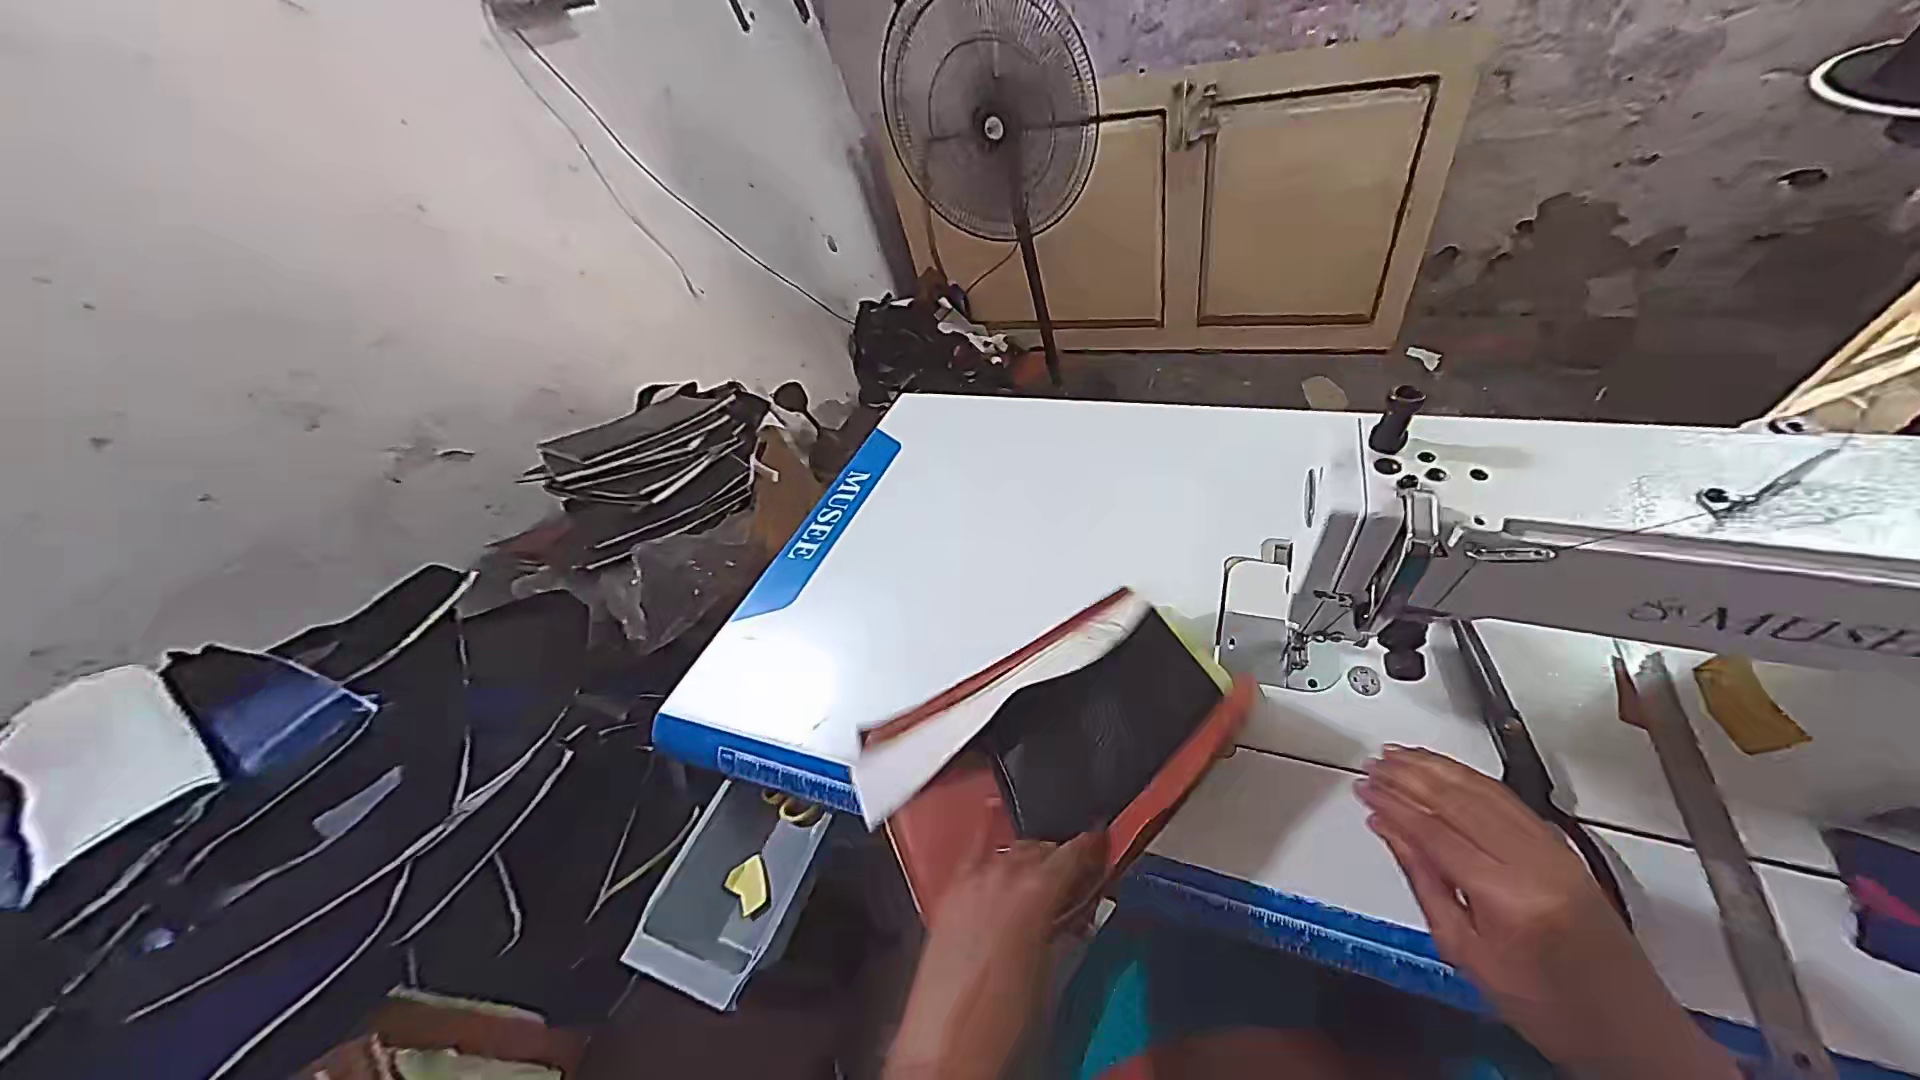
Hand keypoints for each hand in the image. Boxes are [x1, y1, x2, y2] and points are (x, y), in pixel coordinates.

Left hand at [885, 832, 1106, 1079]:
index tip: (1100, 842)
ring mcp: (971, 881)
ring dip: (1029, 856)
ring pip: (1010, 850)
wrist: (946, 1047)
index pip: (1071, 854)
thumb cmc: (1000, 1021)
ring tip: (1042, 871)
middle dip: (1061, 856)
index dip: (1090, 846)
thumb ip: (1065, 929)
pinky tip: (989, 814)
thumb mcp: (1051, 972)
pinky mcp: (949, 892)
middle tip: (1077, 871)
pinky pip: (970, 851)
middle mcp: (1001, 876)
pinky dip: (984, 832)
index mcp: (1035, 894)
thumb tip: (1076, 913)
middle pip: (1040, 848)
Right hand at [1358, 746, 1740, 1079]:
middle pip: (1459, 802)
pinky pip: (1508, 799)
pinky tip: (1443, 768)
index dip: (1392, 804)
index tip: (1363, 789)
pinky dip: (1468, 776)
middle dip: (1408, 776)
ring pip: (1484, 791)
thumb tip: (1387, 827)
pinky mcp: (1564, 849)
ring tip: (1396, 754)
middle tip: (1372, 763)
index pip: (1434, 831)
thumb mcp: (1465, 950)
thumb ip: (1423, 879)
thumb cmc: (1545, 1006)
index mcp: (1508, 898)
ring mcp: (1556, 853)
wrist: (1633, 1036)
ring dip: (1435, 767)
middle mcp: (1537, 866)